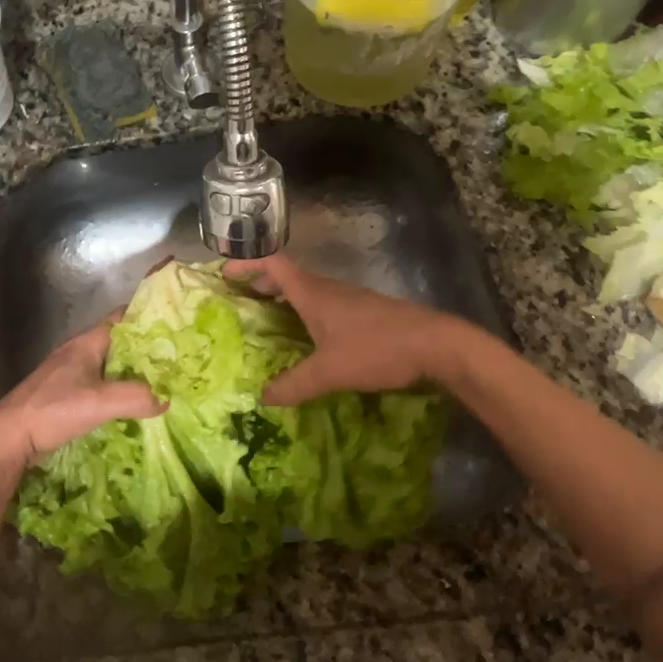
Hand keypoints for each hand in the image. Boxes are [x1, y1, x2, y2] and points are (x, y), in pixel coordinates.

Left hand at [0, 310, 164, 469]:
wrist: (10, 436)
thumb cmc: (53, 410)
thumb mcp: (100, 402)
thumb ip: (135, 397)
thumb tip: (166, 398)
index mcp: (86, 344)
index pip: (120, 319)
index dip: (145, 318)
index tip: (172, 328)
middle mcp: (77, 353)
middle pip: (117, 343)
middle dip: (143, 350)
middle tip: (174, 362)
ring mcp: (68, 374)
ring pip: (108, 366)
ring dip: (130, 373)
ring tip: (160, 384)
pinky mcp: (64, 395)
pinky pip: (98, 385)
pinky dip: (116, 390)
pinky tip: (130, 406)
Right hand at [223, 253, 486, 405]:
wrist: (437, 346)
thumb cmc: (377, 348)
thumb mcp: (330, 372)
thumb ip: (294, 385)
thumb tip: (263, 397)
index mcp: (313, 293)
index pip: (273, 264)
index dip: (248, 263)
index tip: (225, 272)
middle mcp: (329, 290)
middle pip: (288, 277)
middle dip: (262, 286)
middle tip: (242, 303)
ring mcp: (350, 300)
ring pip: (309, 293)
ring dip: (286, 301)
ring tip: (271, 324)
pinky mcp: (367, 314)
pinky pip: (327, 307)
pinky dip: (308, 315)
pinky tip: (312, 341)